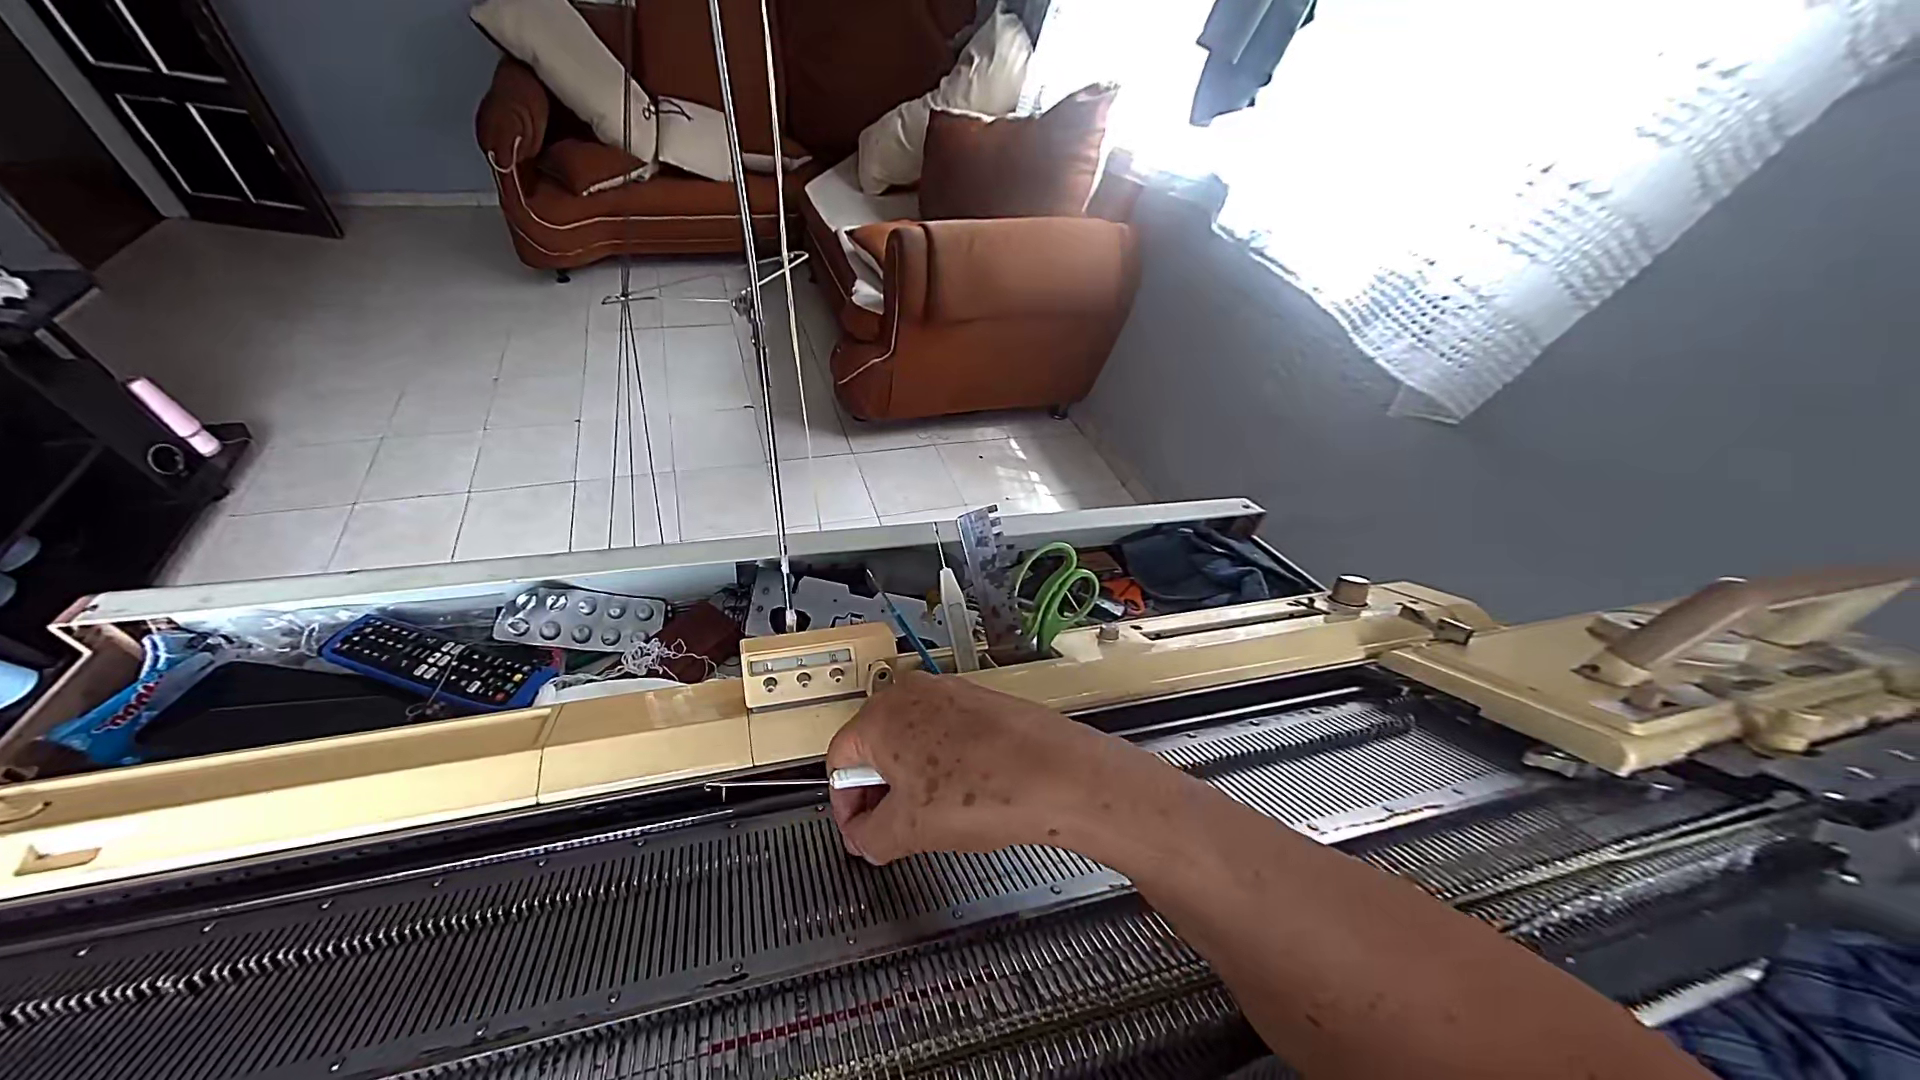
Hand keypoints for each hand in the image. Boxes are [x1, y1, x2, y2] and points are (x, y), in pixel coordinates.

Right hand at [825, 669, 1140, 863]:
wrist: (1058, 774)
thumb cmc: (990, 789)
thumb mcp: (909, 831)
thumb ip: (868, 836)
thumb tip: (864, 835)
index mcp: (880, 716)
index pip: (838, 762)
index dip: (845, 806)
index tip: (858, 830)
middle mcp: (911, 694)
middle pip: (872, 745)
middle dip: (878, 791)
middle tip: (891, 827)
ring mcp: (947, 692)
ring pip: (908, 738)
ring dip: (910, 777)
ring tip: (934, 813)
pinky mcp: (976, 700)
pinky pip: (941, 731)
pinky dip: (941, 762)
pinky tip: (962, 791)